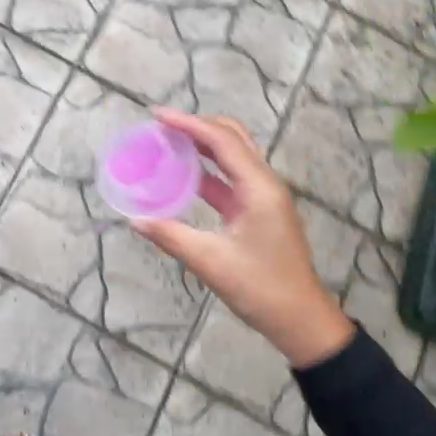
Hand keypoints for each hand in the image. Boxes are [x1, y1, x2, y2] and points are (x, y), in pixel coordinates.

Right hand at [130, 109, 355, 367]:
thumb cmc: (261, 288)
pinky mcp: (259, 214)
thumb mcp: (211, 262)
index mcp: (259, 189)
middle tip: (162, 127)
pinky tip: (181, 178)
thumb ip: (172, 236)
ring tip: (167, 145)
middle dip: (198, 127)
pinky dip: (207, 173)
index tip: (157, 116)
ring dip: (202, 147)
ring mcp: (264, 199)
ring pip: (233, 158)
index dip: (189, 124)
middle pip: (232, 139)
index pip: (222, 142)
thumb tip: (135, 220)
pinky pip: (231, 181)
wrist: (300, 319)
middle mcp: (265, 185)